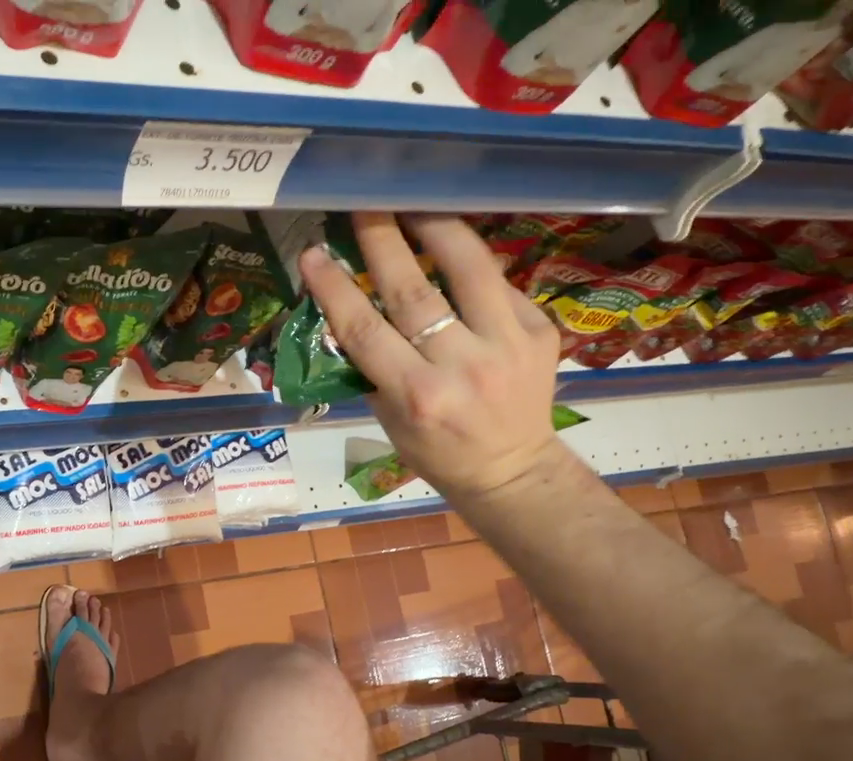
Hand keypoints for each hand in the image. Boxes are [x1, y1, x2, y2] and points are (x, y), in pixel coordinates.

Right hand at [299, 212, 570, 500]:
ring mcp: (507, 344)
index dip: (336, 288)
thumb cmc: (435, 451)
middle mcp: (463, 366)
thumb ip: (374, 366)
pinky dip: (468, 261)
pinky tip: (450, 241)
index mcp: (418, 396)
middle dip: (382, 243)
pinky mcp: (538, 330)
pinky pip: (496, 283)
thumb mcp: (390, 419)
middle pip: (413, 292)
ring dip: (434, 228)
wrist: (511, 469)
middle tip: (363, 206)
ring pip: (467, 269)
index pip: (366, 331)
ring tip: (412, 200)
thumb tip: (351, 309)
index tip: (314, 254)